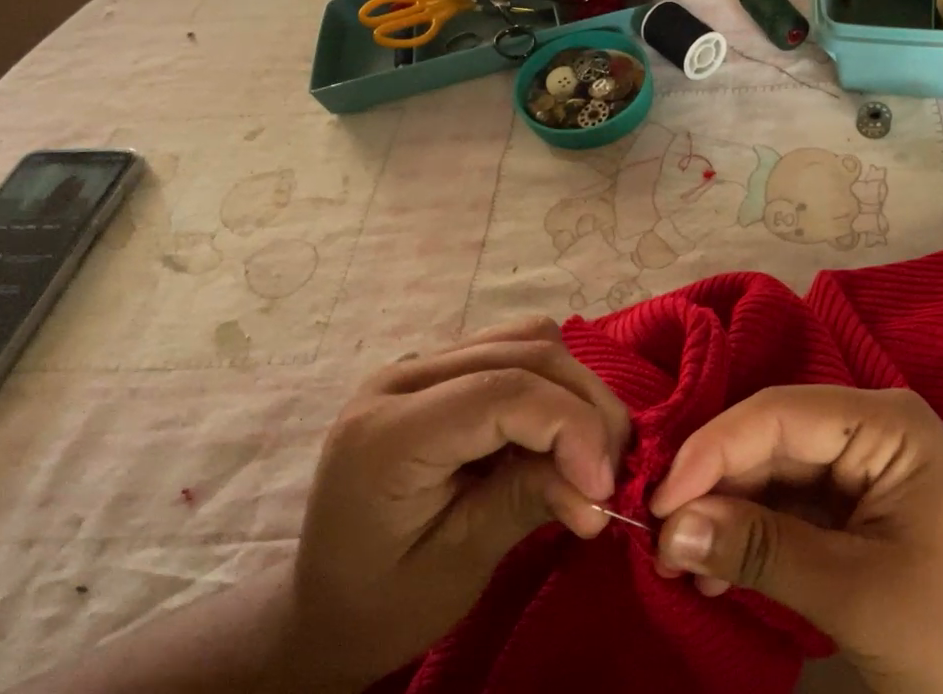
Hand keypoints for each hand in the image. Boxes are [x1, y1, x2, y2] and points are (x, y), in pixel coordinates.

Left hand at [284, 317, 631, 688]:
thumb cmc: (384, 600)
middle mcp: (401, 380)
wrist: (331, 603)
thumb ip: (528, 505)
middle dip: (586, 409)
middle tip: (612, 474)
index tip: (605, 486)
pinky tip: (557, 432)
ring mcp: (421, 367)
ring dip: (576, 391)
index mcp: (387, 435)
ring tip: (590, 452)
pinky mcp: (442, 369)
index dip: (572, 427)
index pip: (503, 392)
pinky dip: (555, 384)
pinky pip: (517, 348)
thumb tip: (601, 488)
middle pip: (527, 354)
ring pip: (529, 340)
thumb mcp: (457, 565)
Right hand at [648, 386, 942, 693]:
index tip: (654, 507)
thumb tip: (668, 528)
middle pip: (772, 439)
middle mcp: (874, 429)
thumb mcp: (854, 591)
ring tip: (682, 571)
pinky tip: (718, 575)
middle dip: (714, 486)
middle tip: (658, 545)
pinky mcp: (859, 508)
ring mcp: (866, 468)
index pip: (779, 414)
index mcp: (887, 423)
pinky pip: (791, 506)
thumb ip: (760, 550)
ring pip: (774, 473)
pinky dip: (752, 536)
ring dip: (726, 515)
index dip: (712, 451)